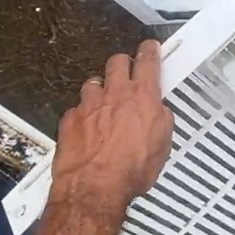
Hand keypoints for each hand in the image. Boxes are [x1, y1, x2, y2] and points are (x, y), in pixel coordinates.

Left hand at [50, 41, 173, 213]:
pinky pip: (77, 107)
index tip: (150, 47)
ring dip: (101, 88)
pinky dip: (83, 113)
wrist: (95, 187)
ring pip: (94, 82)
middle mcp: (115, 94)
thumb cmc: (129, 170)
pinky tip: (87, 126)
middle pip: (118, 62)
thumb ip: (161, 120)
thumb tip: (159, 113)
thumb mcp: (163, 146)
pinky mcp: (71, 119)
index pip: (148, 61)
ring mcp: (90, 105)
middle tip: (127, 70)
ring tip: (105, 101)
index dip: (150, 50)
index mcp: (143, 97)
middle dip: (124, 63)